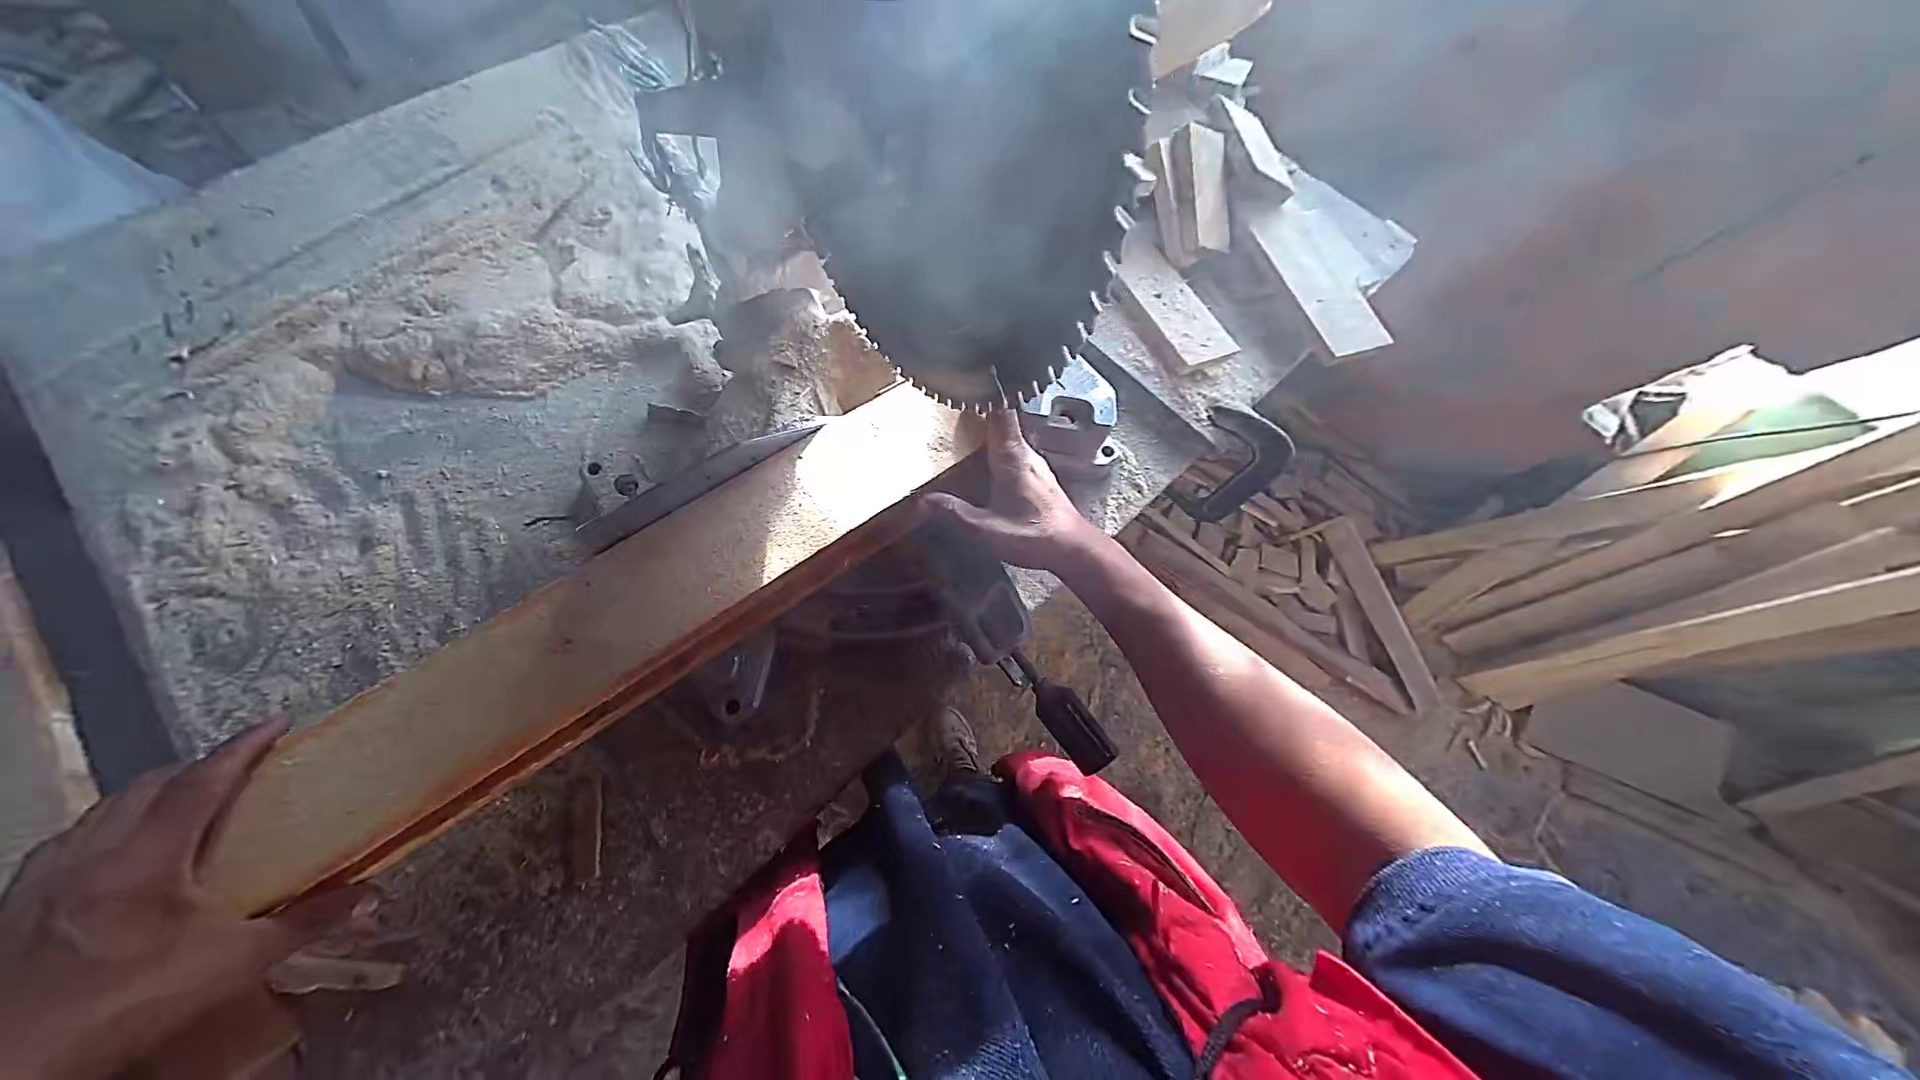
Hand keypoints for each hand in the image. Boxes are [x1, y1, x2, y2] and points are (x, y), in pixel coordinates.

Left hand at [0, 719, 366, 1079]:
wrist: (11, 1066)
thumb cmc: (128, 1002)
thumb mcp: (233, 964)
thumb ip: (304, 922)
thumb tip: (366, 893)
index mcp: (143, 859)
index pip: (200, 781)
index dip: (243, 746)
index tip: (279, 723)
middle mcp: (89, 856)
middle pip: (147, 786)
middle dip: (199, 767)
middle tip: (242, 767)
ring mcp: (43, 880)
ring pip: (103, 809)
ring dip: (153, 794)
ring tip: (190, 801)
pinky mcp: (15, 905)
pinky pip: (69, 840)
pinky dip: (109, 827)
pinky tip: (123, 849)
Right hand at [921, 408, 1107, 574]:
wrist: (1072, 549)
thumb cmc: (1035, 536)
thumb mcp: (986, 529)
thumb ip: (955, 513)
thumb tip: (924, 501)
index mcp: (1012, 457)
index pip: (1001, 412)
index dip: (987, 391)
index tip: (971, 377)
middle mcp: (1026, 454)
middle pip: (1003, 419)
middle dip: (981, 409)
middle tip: (958, 400)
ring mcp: (1035, 464)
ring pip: (1010, 435)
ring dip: (990, 428)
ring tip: (965, 425)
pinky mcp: (1039, 477)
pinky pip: (1015, 451)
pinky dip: (999, 446)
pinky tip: (986, 460)